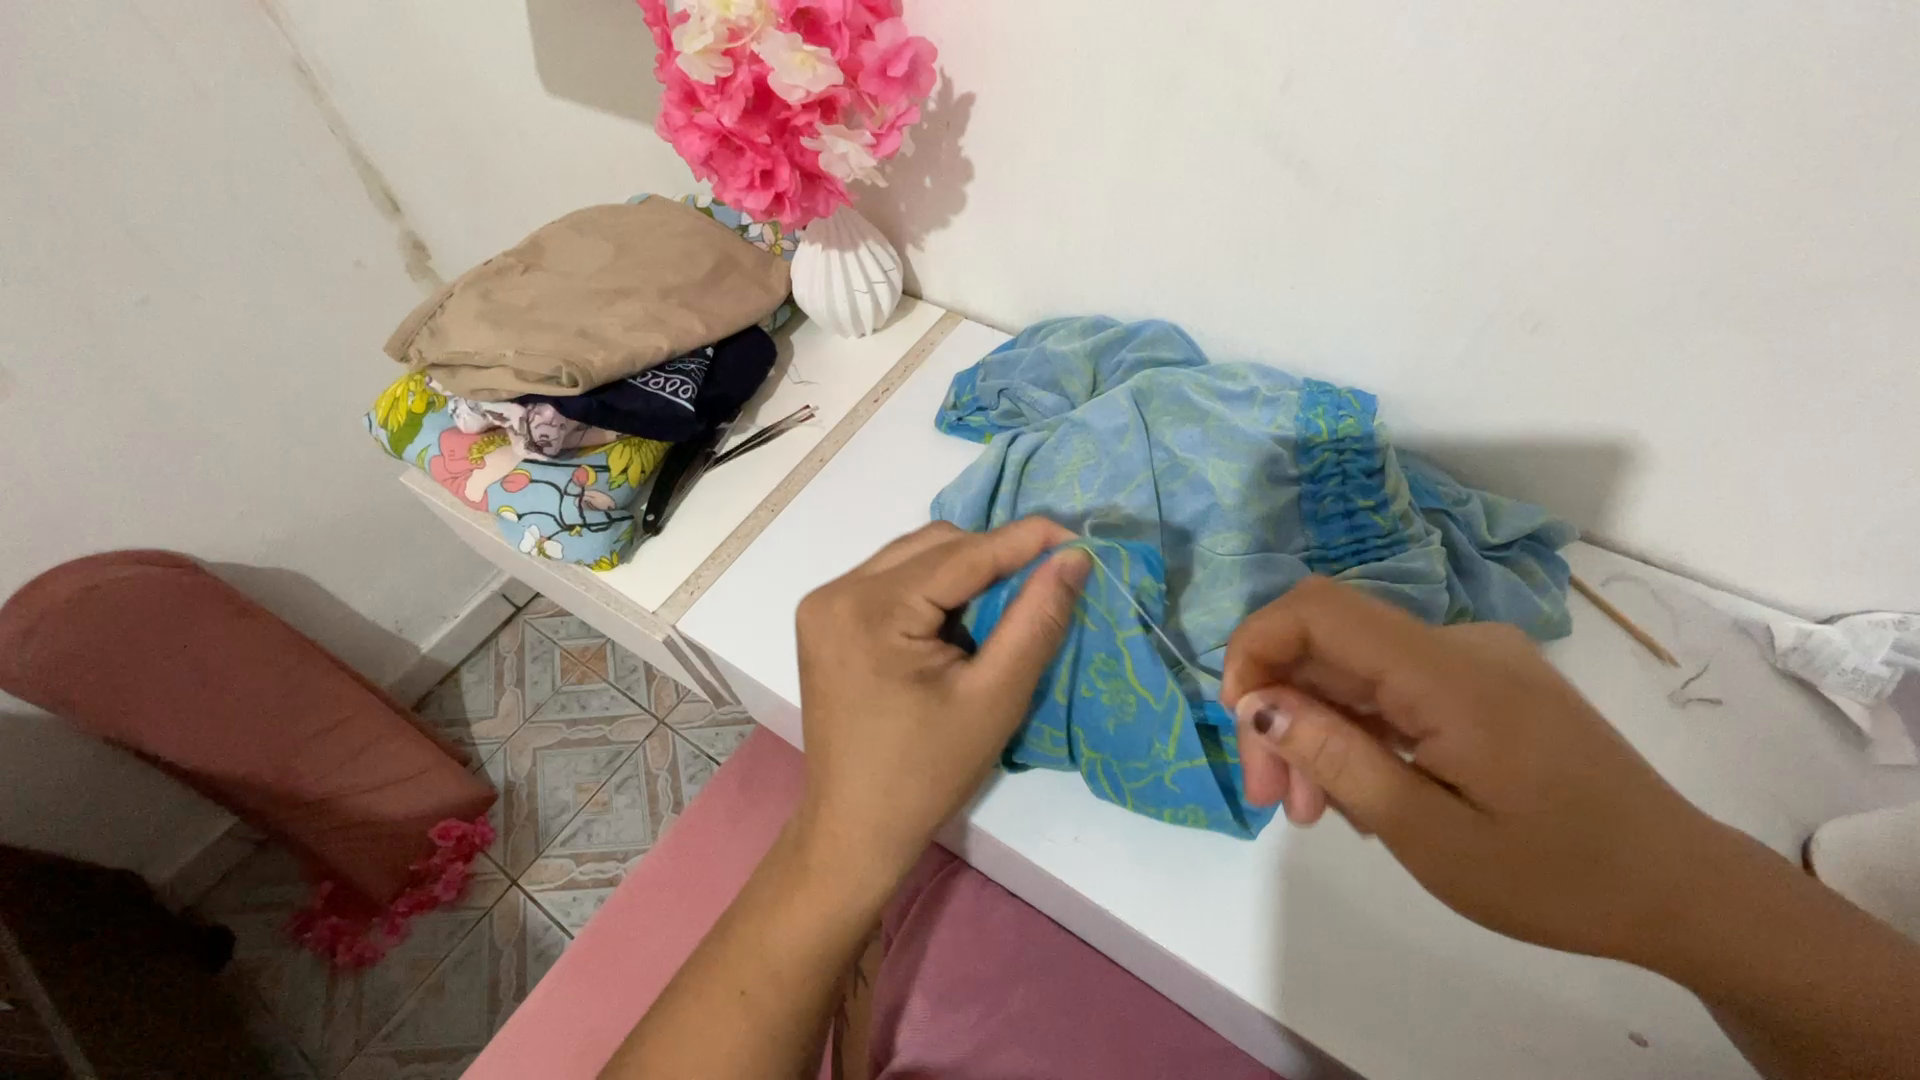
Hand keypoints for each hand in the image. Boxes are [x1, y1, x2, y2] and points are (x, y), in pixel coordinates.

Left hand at [792, 518, 1090, 886]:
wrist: (855, 828)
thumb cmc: (927, 774)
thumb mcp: (995, 698)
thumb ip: (1036, 621)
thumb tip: (1072, 558)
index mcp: (870, 609)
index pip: (962, 554)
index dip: (1024, 540)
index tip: (1076, 538)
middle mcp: (837, 591)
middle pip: (934, 546)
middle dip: (993, 558)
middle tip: (1043, 582)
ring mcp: (824, 604)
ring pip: (913, 558)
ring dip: (963, 572)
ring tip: (1002, 609)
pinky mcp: (825, 619)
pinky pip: (892, 580)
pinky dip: (933, 590)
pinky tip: (957, 625)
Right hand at [1222, 576, 1739, 966]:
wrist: (1687, 892)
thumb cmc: (1559, 876)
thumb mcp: (1429, 834)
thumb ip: (1336, 759)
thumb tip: (1256, 705)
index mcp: (1450, 673)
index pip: (1318, 610)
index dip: (1255, 647)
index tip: (1240, 721)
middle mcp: (1459, 644)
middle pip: (1329, 646)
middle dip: (1279, 711)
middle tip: (1273, 798)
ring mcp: (1474, 660)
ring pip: (1353, 669)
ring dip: (1315, 728)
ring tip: (1315, 811)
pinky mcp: (1482, 683)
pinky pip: (1390, 687)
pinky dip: (1356, 730)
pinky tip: (1362, 790)